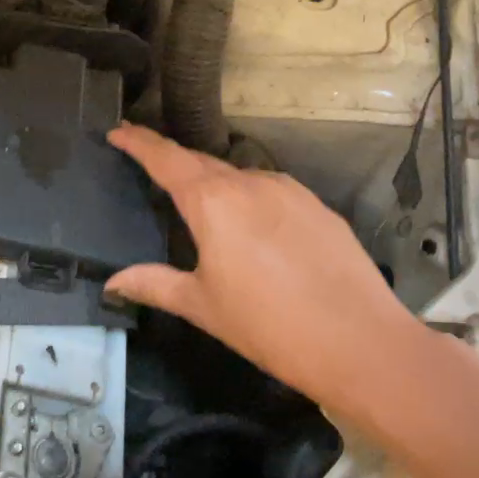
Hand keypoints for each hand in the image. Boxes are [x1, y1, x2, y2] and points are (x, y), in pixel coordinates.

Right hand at [104, 123, 427, 406]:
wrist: (365, 346)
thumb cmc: (271, 327)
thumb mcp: (203, 307)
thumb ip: (155, 284)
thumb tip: (113, 282)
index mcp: (212, 202)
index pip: (165, 158)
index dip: (138, 141)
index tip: (117, 131)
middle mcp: (249, 183)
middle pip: (200, 162)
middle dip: (173, 162)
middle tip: (150, 169)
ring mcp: (289, 192)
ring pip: (238, 176)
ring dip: (214, 182)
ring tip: (203, 205)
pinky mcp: (319, 208)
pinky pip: (271, 191)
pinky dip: (249, 198)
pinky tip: (253, 227)